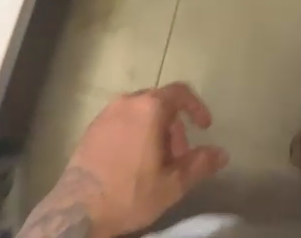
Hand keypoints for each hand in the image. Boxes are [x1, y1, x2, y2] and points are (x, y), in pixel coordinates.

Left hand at [22, 83, 230, 237]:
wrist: (80, 207)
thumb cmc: (130, 193)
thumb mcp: (172, 184)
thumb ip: (199, 164)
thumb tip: (221, 152)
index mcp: (149, 108)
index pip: (180, 92)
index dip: (197, 107)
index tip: (205, 127)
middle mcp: (128, 101)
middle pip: (160, 103)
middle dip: (175, 126)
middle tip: (179, 157)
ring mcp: (107, 112)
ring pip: (140, 111)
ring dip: (155, 130)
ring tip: (157, 163)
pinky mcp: (94, 125)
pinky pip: (123, 119)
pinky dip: (136, 132)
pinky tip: (134, 162)